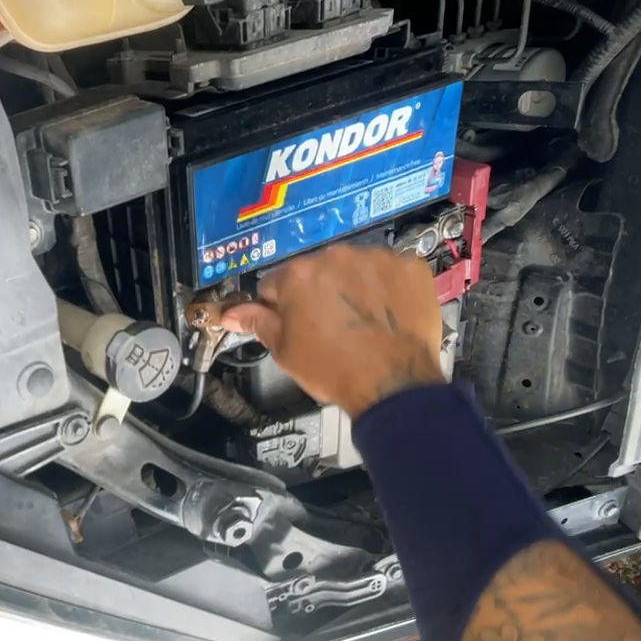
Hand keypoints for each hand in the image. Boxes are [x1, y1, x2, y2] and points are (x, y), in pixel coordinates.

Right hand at [223, 245, 445, 416]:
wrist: (392, 384)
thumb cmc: (331, 369)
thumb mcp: (284, 350)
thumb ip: (257, 322)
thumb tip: (230, 312)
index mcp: (298, 275)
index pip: (275, 282)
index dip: (280, 305)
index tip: (292, 324)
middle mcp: (336, 256)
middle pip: (316, 270)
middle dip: (317, 292)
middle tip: (327, 327)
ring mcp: (377, 258)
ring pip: (354, 268)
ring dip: (351, 287)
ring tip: (359, 322)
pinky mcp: (410, 266)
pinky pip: (390, 271)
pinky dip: (386, 288)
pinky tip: (384, 314)